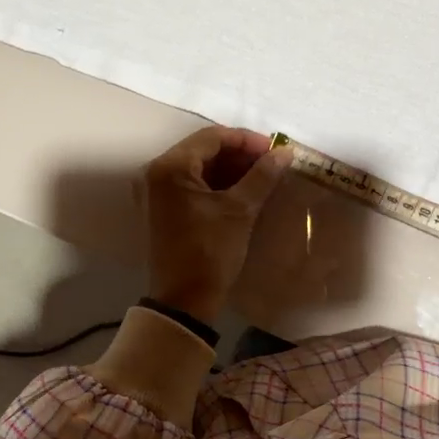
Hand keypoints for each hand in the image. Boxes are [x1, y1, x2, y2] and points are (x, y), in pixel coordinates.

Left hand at [143, 126, 293, 322]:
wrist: (184, 300)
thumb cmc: (210, 253)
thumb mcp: (240, 211)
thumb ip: (262, 176)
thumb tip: (284, 152)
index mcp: (170, 167)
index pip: (212, 137)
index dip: (246, 140)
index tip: (275, 150)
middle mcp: (156, 172)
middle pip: (202, 149)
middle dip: (238, 154)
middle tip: (270, 164)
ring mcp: (154, 191)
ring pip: (197, 167)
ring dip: (228, 169)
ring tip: (260, 177)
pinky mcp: (160, 208)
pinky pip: (190, 185)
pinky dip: (215, 184)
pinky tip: (240, 191)